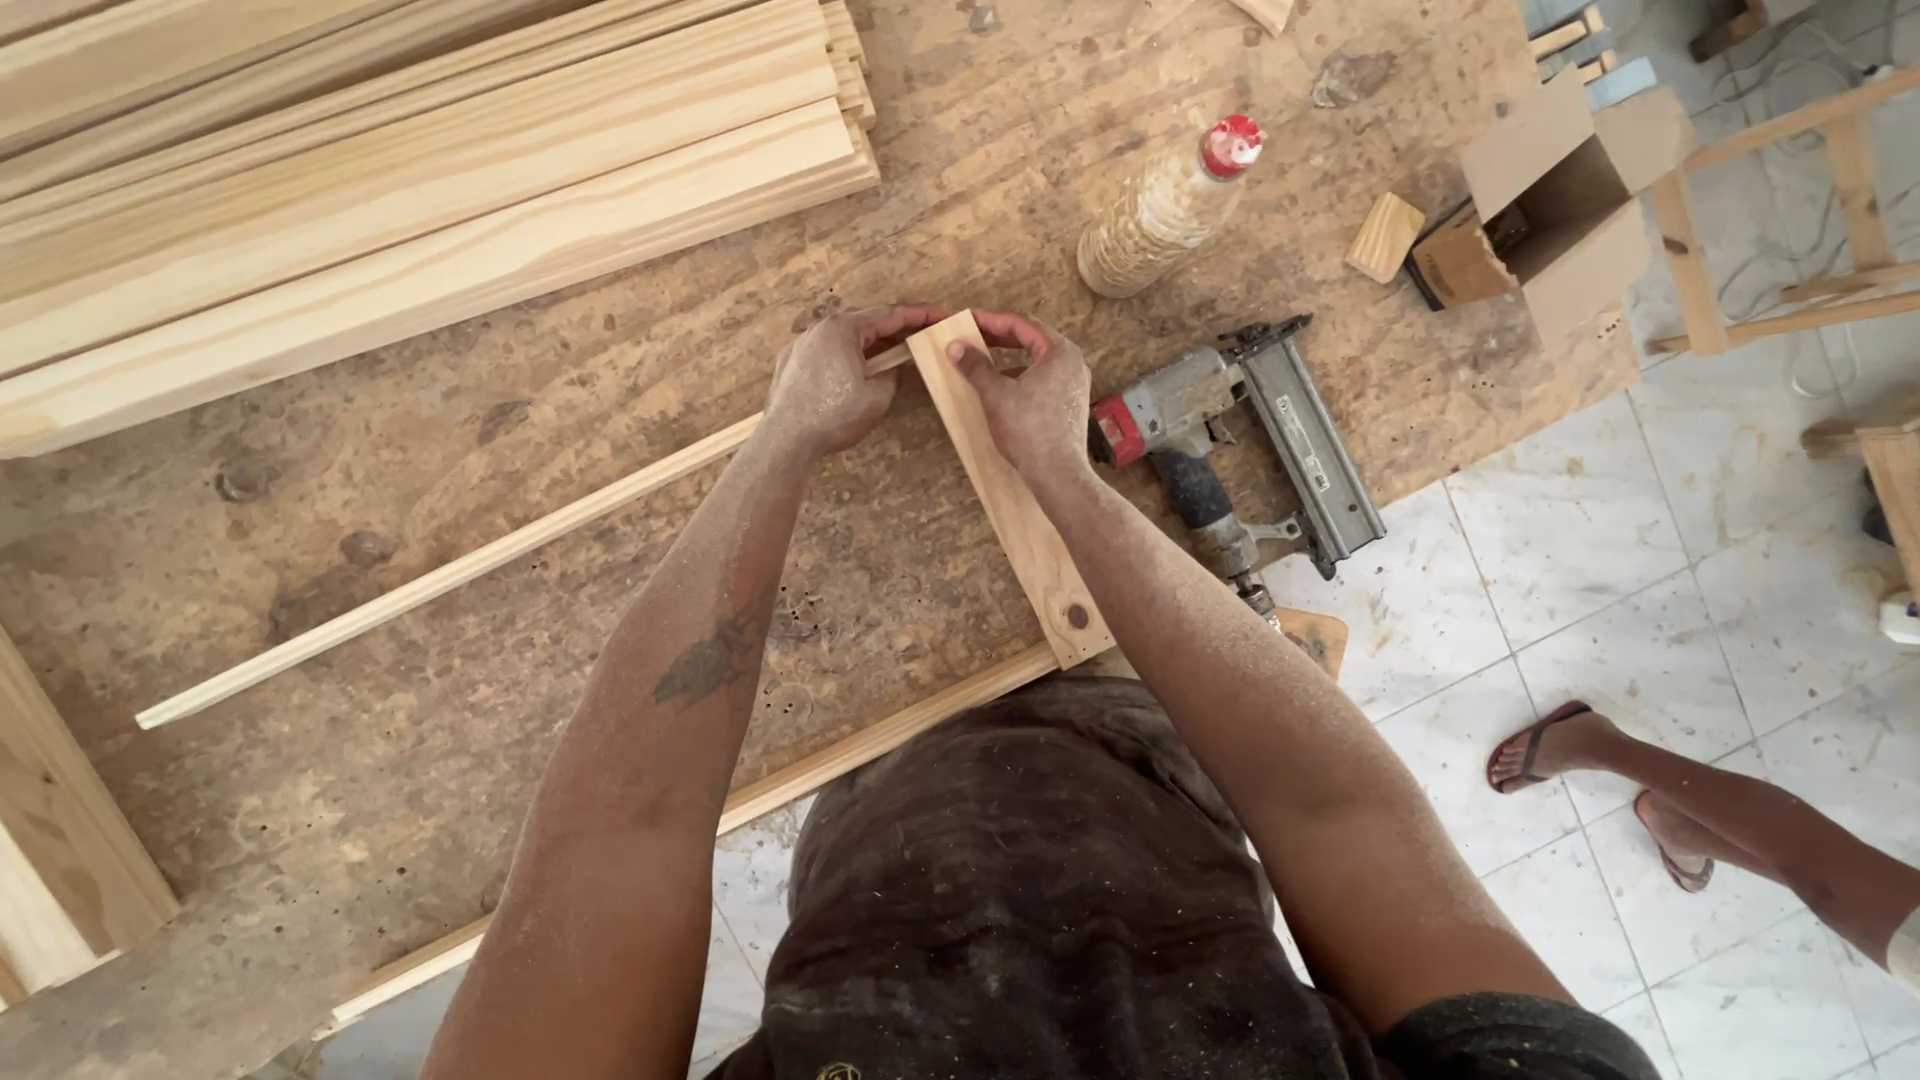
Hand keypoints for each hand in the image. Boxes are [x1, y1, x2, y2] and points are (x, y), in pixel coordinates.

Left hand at [763, 304, 948, 456]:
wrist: (786, 440)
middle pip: (866, 320)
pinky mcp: (791, 361)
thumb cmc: (834, 417)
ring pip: (844, 335)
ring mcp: (802, 343)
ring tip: (892, 355)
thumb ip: (894, 376)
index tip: (939, 316)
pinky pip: (827, 349)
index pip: (889, 314)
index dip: (919, 315)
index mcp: (844, 329)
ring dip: (870, 342)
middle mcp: (820, 328)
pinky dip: (848, 353)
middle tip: (919, 337)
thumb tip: (897, 369)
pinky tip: (857, 369)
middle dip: (895, 328)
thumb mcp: (877, 397)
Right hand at [945, 310, 1090, 478]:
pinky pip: (1043, 380)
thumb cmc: (1028, 429)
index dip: (992, 320)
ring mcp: (1075, 385)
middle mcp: (1073, 363)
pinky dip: (1021, 378)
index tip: (968, 319)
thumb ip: (976, 366)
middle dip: (1001, 338)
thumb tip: (954, 346)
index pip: (1022, 324)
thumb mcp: (996, 394)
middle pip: (1033, 340)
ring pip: (1038, 362)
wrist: (1056, 473)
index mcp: (1060, 352)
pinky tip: (1003, 389)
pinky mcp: (1070, 404)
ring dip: (1010, 359)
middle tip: (974, 336)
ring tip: (985, 362)